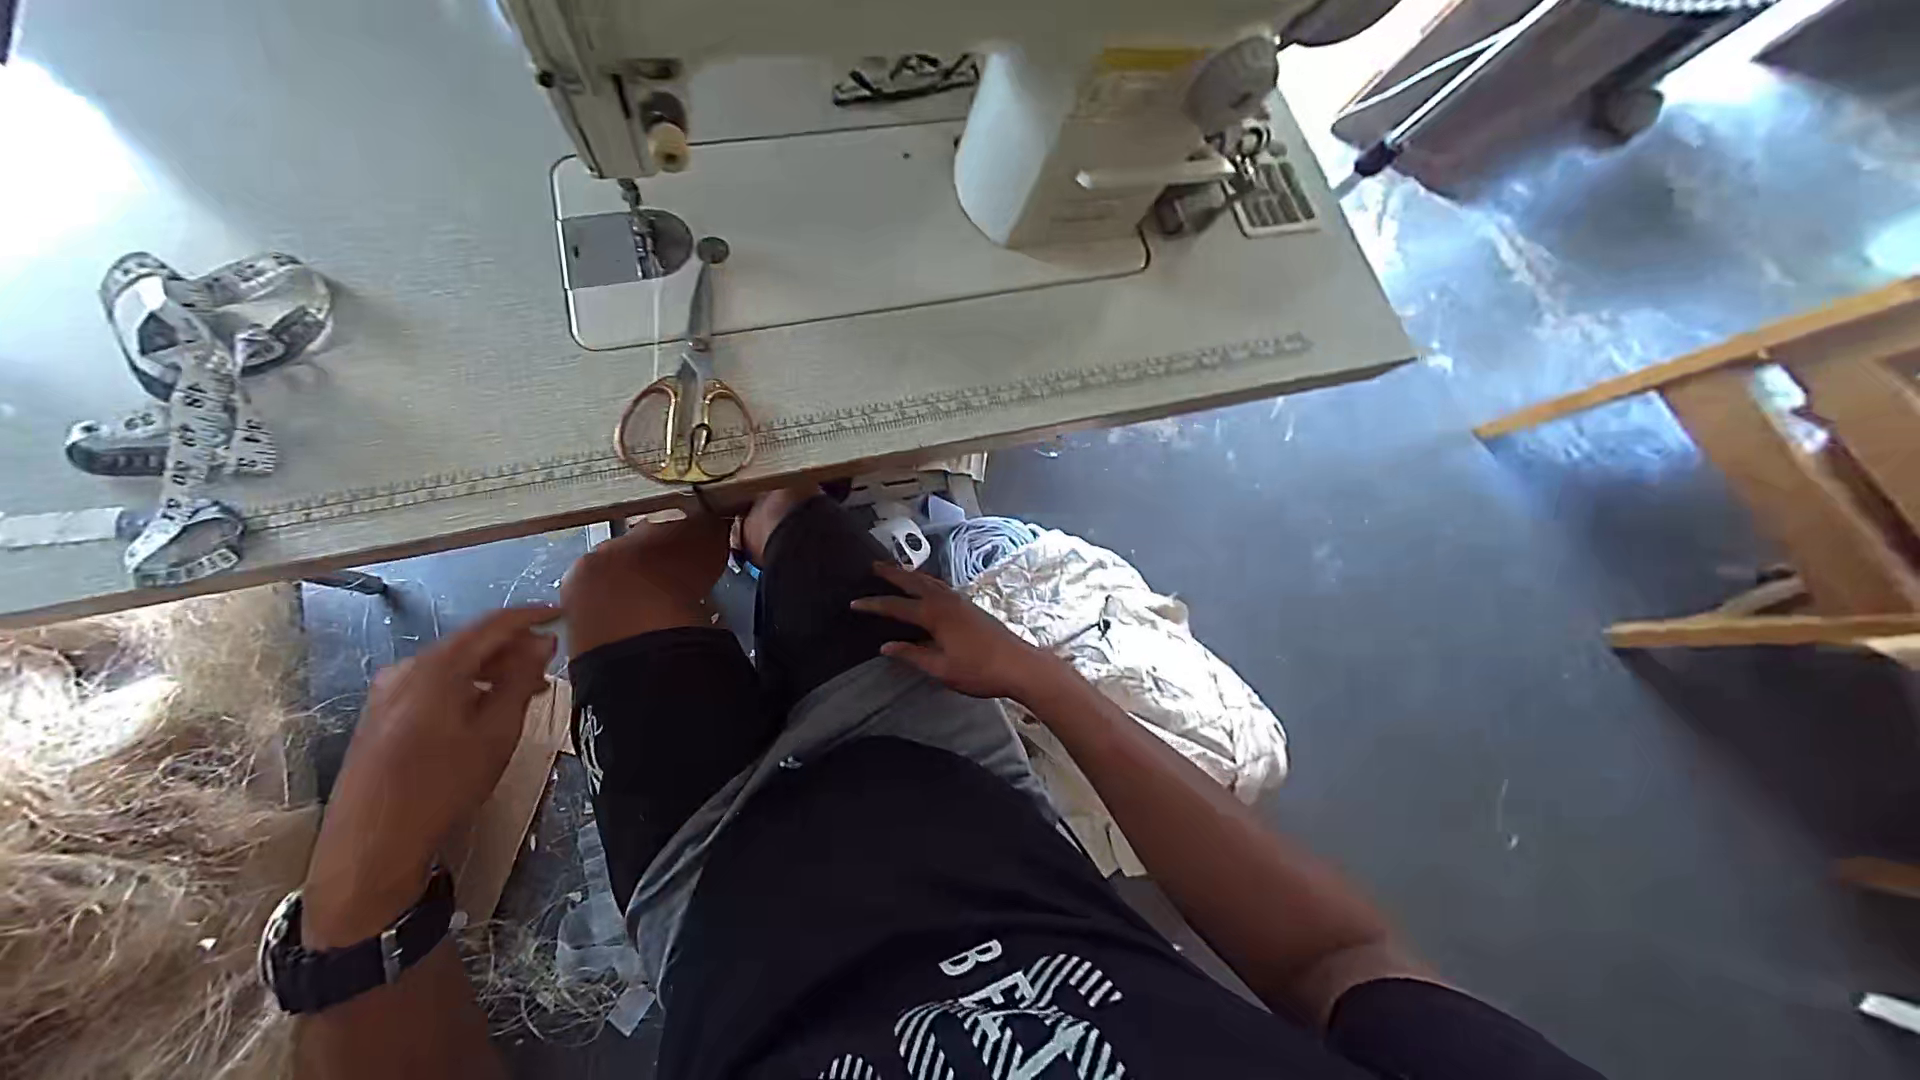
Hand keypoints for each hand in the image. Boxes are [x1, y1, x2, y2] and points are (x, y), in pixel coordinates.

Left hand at [303, 607, 557, 946]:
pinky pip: (435, 683)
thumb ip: (521, 679)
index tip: (561, 613)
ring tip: (526, 689)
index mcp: (435, 668)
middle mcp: (406, 670)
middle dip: (513, 646)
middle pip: (470, 642)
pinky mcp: (381, 714)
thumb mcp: (497, 731)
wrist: (370, 844)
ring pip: (453, 664)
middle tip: (550, 662)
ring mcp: (388, 692)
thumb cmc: (443, 785)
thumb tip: (542, 640)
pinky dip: (468, 684)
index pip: (492, 624)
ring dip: (492, 668)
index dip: (530, 615)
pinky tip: (487, 707)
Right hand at [850, 563, 1069, 701]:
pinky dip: (928, 581)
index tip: (855, 603)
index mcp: (936, 616)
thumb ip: (912, 655)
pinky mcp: (971, 606)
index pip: (897, 607)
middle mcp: (948, 602)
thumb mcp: (941, 669)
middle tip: (873, 565)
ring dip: (911, 574)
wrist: (1019, 665)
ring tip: (896, 569)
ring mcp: (962, 601)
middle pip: (914, 582)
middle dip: (893, 573)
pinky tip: (928, 586)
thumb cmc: (980, 671)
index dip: (874, 605)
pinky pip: (942, 586)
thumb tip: (887, 646)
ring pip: (930, 581)